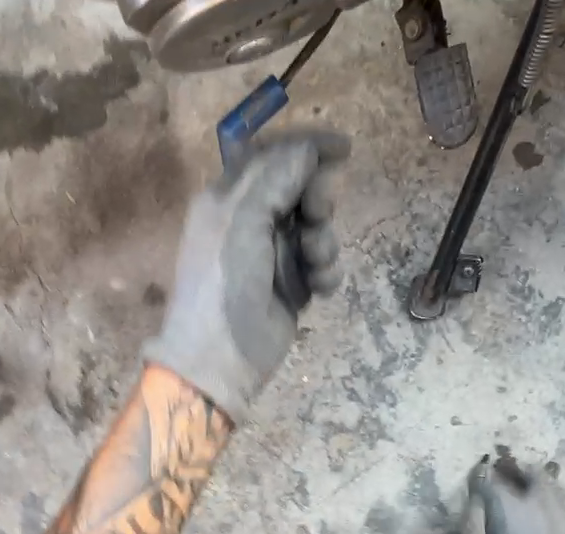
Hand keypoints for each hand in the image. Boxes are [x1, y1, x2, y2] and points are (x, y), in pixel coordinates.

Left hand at [144, 130, 351, 421]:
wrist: (220, 355)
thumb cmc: (224, 281)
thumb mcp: (242, 215)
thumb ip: (277, 174)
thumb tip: (311, 149)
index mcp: (229, 196)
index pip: (273, 154)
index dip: (307, 148)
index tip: (343, 149)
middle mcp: (252, 220)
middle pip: (302, 189)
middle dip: (318, 200)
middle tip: (317, 216)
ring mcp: (275, 255)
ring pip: (318, 228)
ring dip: (324, 241)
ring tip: (313, 264)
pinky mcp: (294, 286)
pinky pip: (324, 265)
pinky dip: (327, 272)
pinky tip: (318, 289)